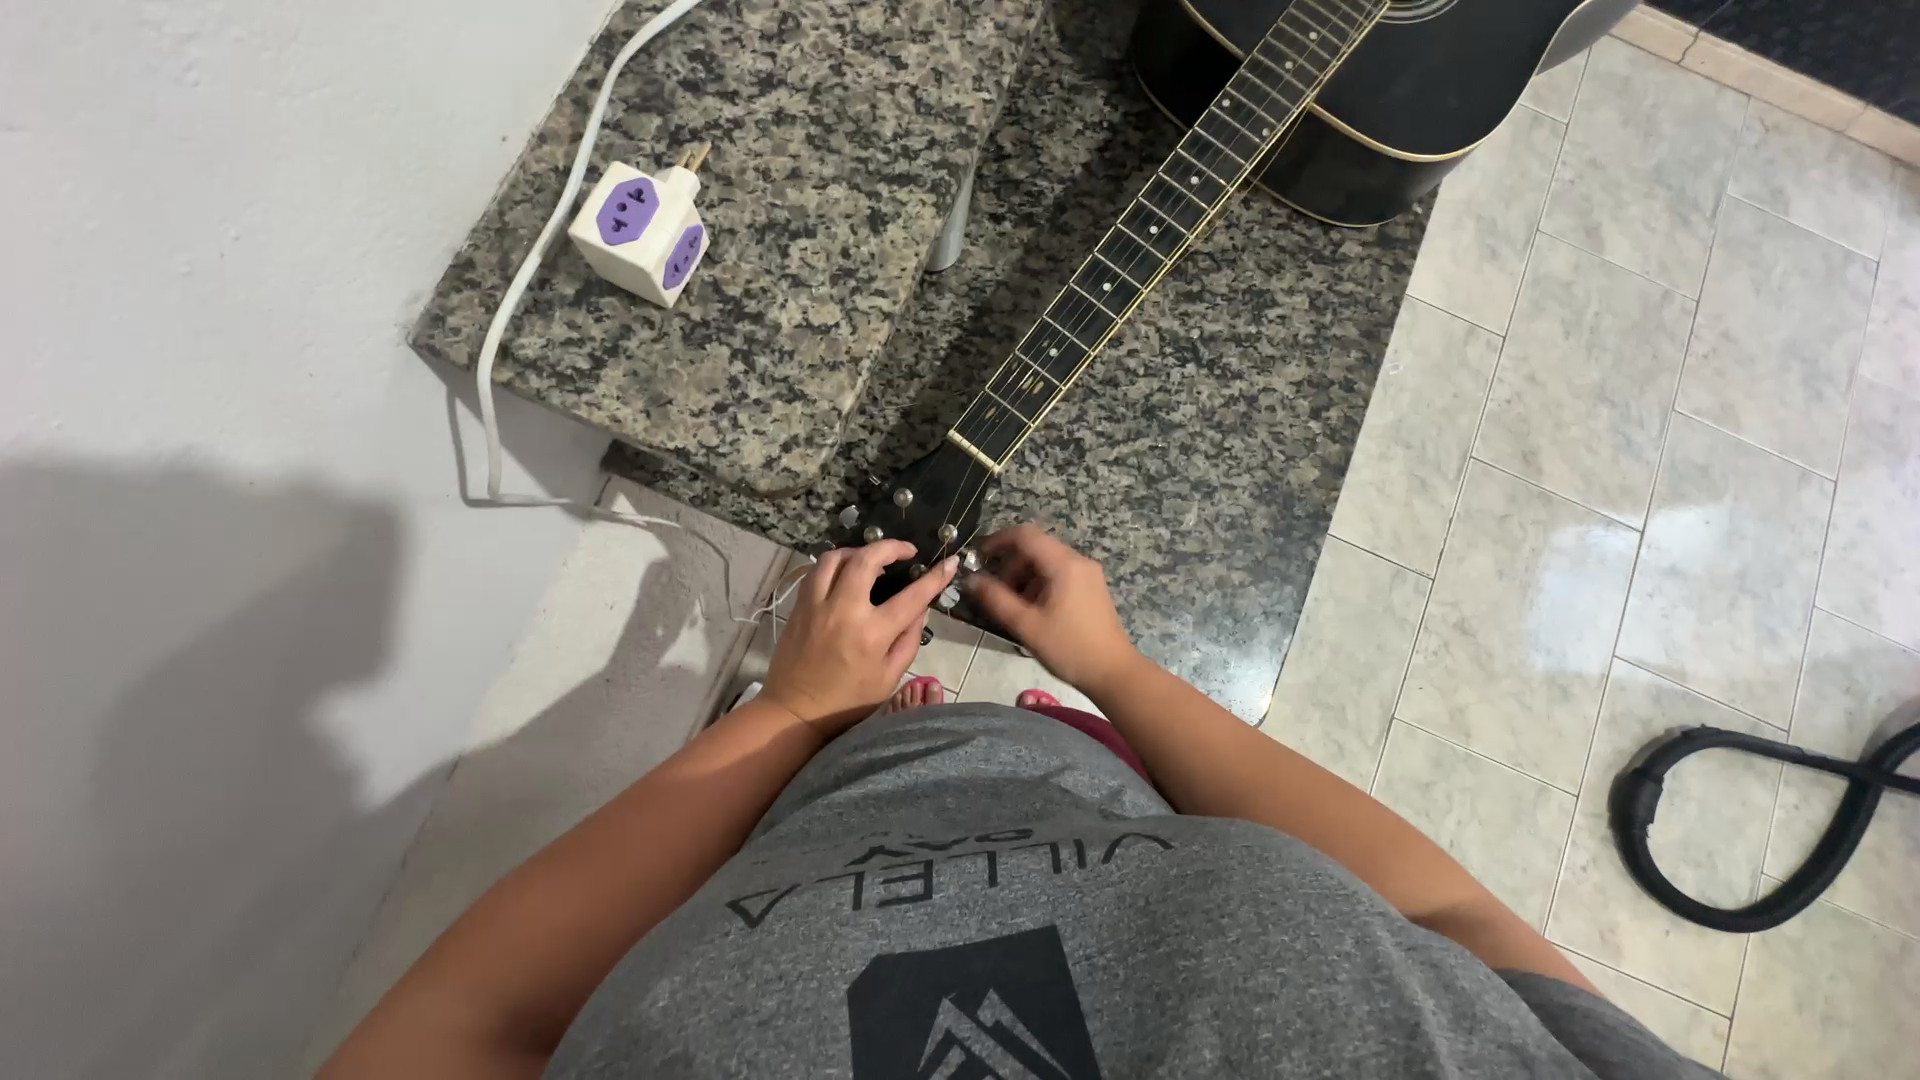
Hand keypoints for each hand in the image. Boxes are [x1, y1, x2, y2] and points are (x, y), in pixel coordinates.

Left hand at [761, 541, 957, 737]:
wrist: (794, 712)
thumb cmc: (847, 702)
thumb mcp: (888, 679)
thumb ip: (908, 641)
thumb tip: (920, 610)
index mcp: (872, 634)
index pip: (912, 596)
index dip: (936, 577)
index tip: (950, 562)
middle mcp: (844, 611)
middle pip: (867, 560)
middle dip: (891, 547)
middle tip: (906, 551)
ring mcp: (817, 605)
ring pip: (836, 558)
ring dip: (858, 551)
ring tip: (872, 559)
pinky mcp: (799, 606)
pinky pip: (816, 571)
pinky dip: (834, 564)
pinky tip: (846, 573)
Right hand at [965, 525, 1141, 693]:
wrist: (1114, 673)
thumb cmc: (1069, 648)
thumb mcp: (1027, 625)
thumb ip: (995, 599)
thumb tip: (971, 580)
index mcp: (1064, 564)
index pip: (1025, 535)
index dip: (997, 540)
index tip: (977, 558)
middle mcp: (1078, 561)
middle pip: (1035, 547)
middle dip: (1010, 565)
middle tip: (995, 592)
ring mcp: (1088, 574)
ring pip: (1046, 561)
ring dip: (1023, 576)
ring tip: (1012, 606)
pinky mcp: (1091, 587)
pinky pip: (1058, 573)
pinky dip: (1039, 583)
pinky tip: (1032, 610)